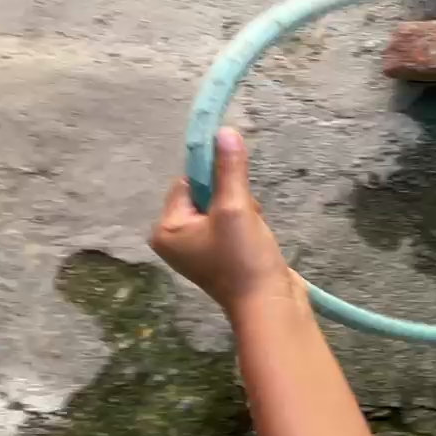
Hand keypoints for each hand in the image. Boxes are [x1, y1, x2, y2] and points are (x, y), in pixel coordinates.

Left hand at [150, 127, 301, 316]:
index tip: (238, 194)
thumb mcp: (237, 209)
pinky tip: (259, 241)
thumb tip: (224, 132)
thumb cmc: (244, 259)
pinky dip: (248, 228)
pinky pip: (231, 228)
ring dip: (244, 214)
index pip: (187, 185)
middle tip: (248, 220)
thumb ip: (230, 170)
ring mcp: (199, 252)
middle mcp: (176, 241)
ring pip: (222, 212)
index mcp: (166, 229)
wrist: (269, 304)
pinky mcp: (222, 259)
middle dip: (234, 201)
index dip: (216, 181)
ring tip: (256, 233)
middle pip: (206, 198)